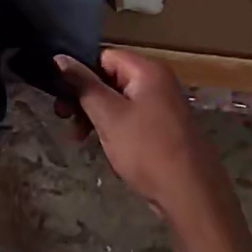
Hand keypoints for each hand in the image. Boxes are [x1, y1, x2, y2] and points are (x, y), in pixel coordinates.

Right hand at [55, 49, 229, 214]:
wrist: (192, 195)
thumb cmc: (147, 149)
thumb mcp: (108, 115)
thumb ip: (83, 84)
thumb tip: (59, 58)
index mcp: (147, 70)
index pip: (104, 56)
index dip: (80, 72)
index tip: (62, 94)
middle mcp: (158, 81)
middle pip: (110, 77)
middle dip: (85, 97)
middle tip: (63, 117)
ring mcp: (164, 105)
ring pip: (119, 99)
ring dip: (95, 114)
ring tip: (79, 137)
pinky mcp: (165, 127)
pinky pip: (132, 116)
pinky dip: (114, 126)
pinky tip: (103, 145)